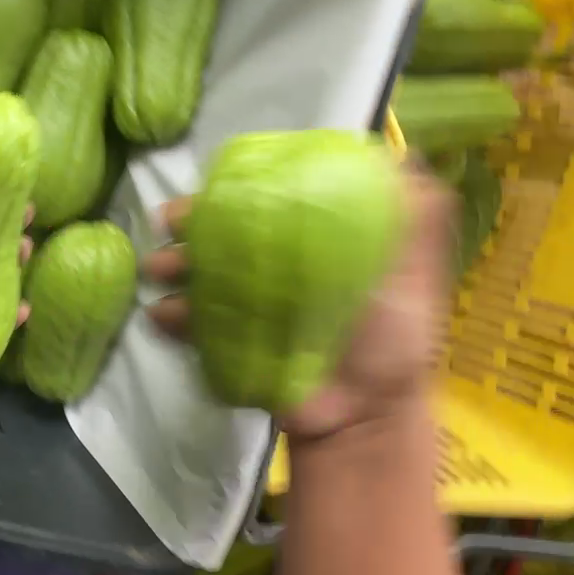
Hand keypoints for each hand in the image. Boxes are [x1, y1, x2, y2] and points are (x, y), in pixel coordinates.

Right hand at [141, 169, 453, 439]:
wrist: (359, 417)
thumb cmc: (393, 343)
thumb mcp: (414, 276)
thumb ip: (416, 222)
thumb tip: (401, 157)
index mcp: (308, 245)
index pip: (266, 203)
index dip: (239, 188)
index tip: (220, 182)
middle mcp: (270, 268)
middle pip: (221, 233)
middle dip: (189, 223)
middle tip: (167, 221)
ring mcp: (243, 304)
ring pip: (197, 271)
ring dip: (170, 264)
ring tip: (157, 269)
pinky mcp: (223, 338)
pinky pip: (188, 319)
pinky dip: (171, 314)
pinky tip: (163, 315)